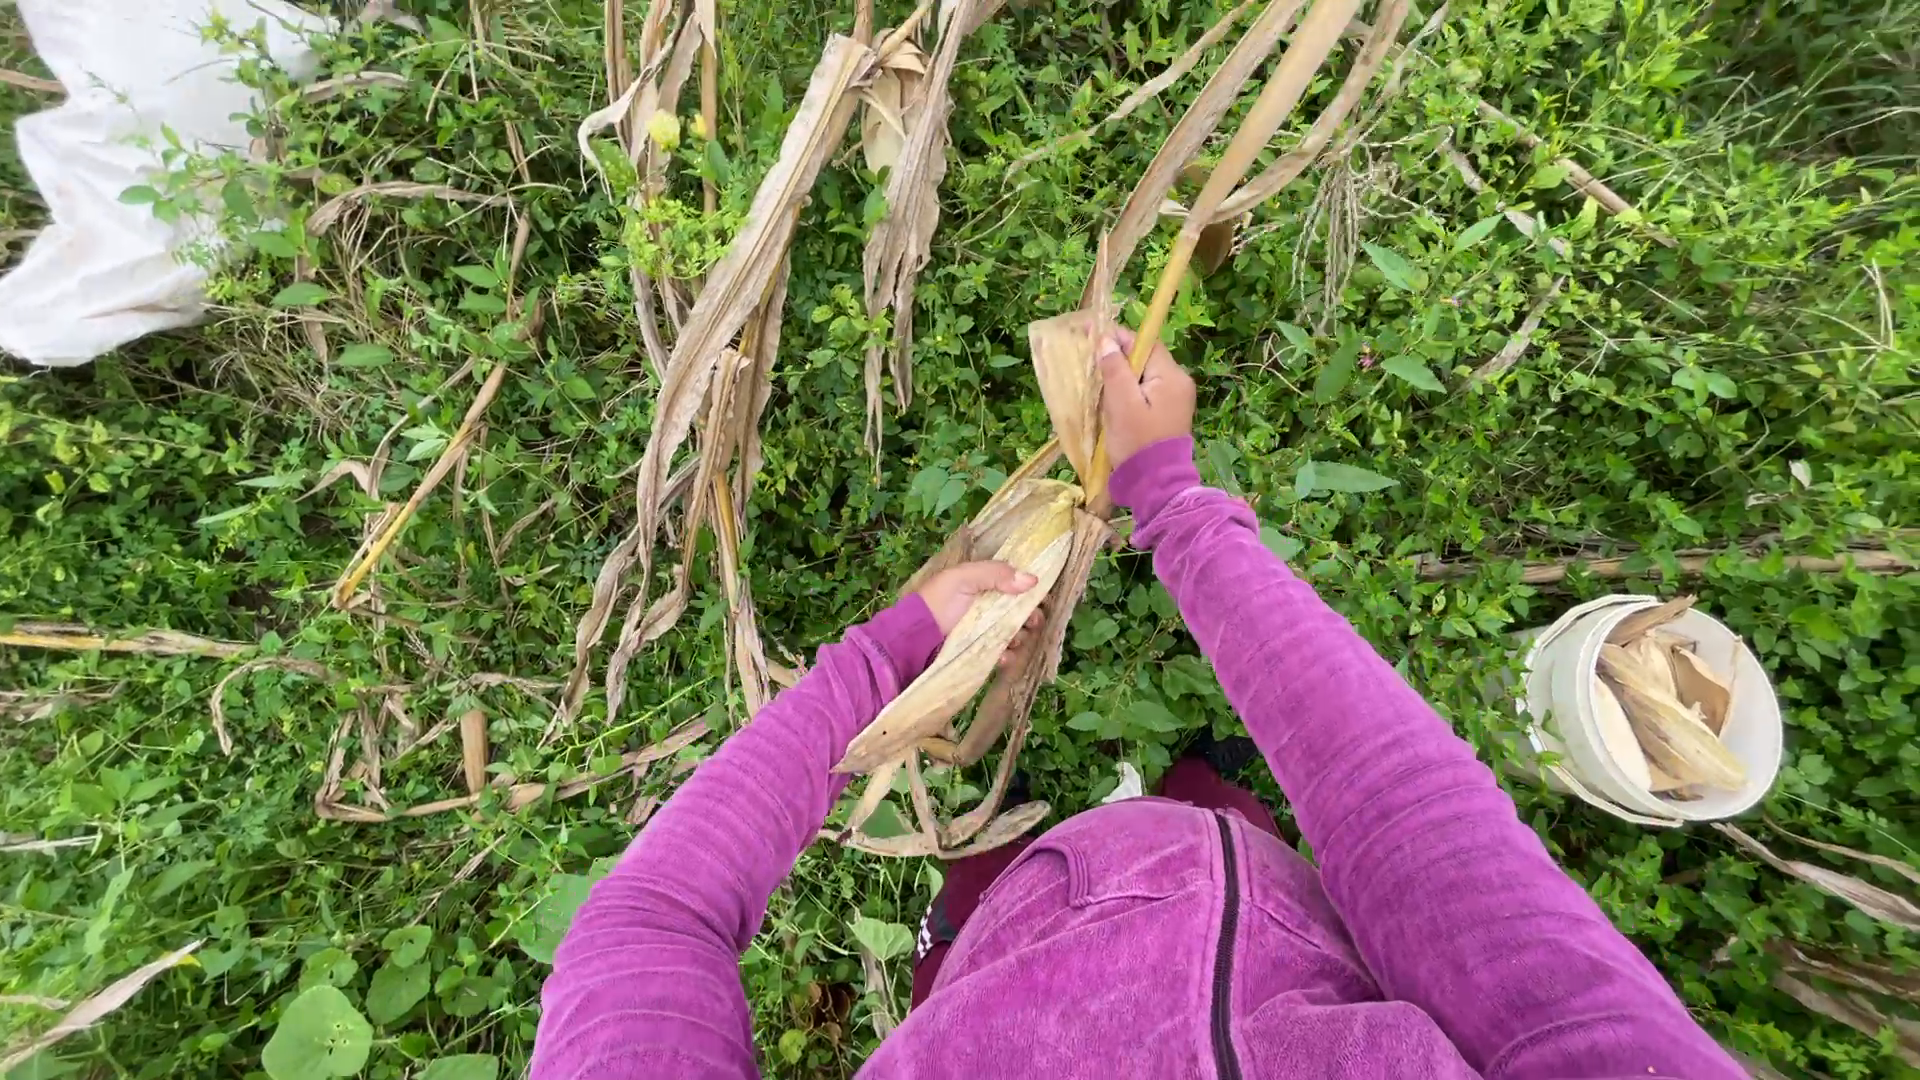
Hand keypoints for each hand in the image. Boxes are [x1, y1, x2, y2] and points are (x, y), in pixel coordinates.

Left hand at [916, 561, 1044, 667]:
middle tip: (1031, 621)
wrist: (915, 639)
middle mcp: (987, 608)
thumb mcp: (963, 578)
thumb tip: (1032, 580)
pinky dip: (1008, 656)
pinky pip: (1004, 655)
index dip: (1030, 592)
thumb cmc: (938, 602)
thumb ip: (996, 573)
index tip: (1039, 598)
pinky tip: (1003, 656)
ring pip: (1016, 634)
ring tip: (1013, 640)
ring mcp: (984, 632)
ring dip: (1020, 637)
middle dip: (1030, 617)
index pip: (1015, 586)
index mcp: (983, 585)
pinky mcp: (981, 653)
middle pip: (1020, 612)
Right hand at [1097, 324, 1195, 469]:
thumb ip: (1114, 370)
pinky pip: (1145, 393)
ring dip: (1121, 376)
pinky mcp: (1167, 415)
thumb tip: (1106, 341)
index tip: (1091, 333)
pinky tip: (1111, 401)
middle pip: (1144, 359)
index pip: (1144, 343)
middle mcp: (1178, 383)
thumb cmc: (1136, 443)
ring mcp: (1175, 400)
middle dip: (1117, 357)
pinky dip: (1128, 392)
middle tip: (1089, 360)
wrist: (1155, 484)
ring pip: (1143, 376)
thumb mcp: (1121, 404)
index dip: (1117, 336)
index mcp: (1171, 376)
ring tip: (1097, 381)